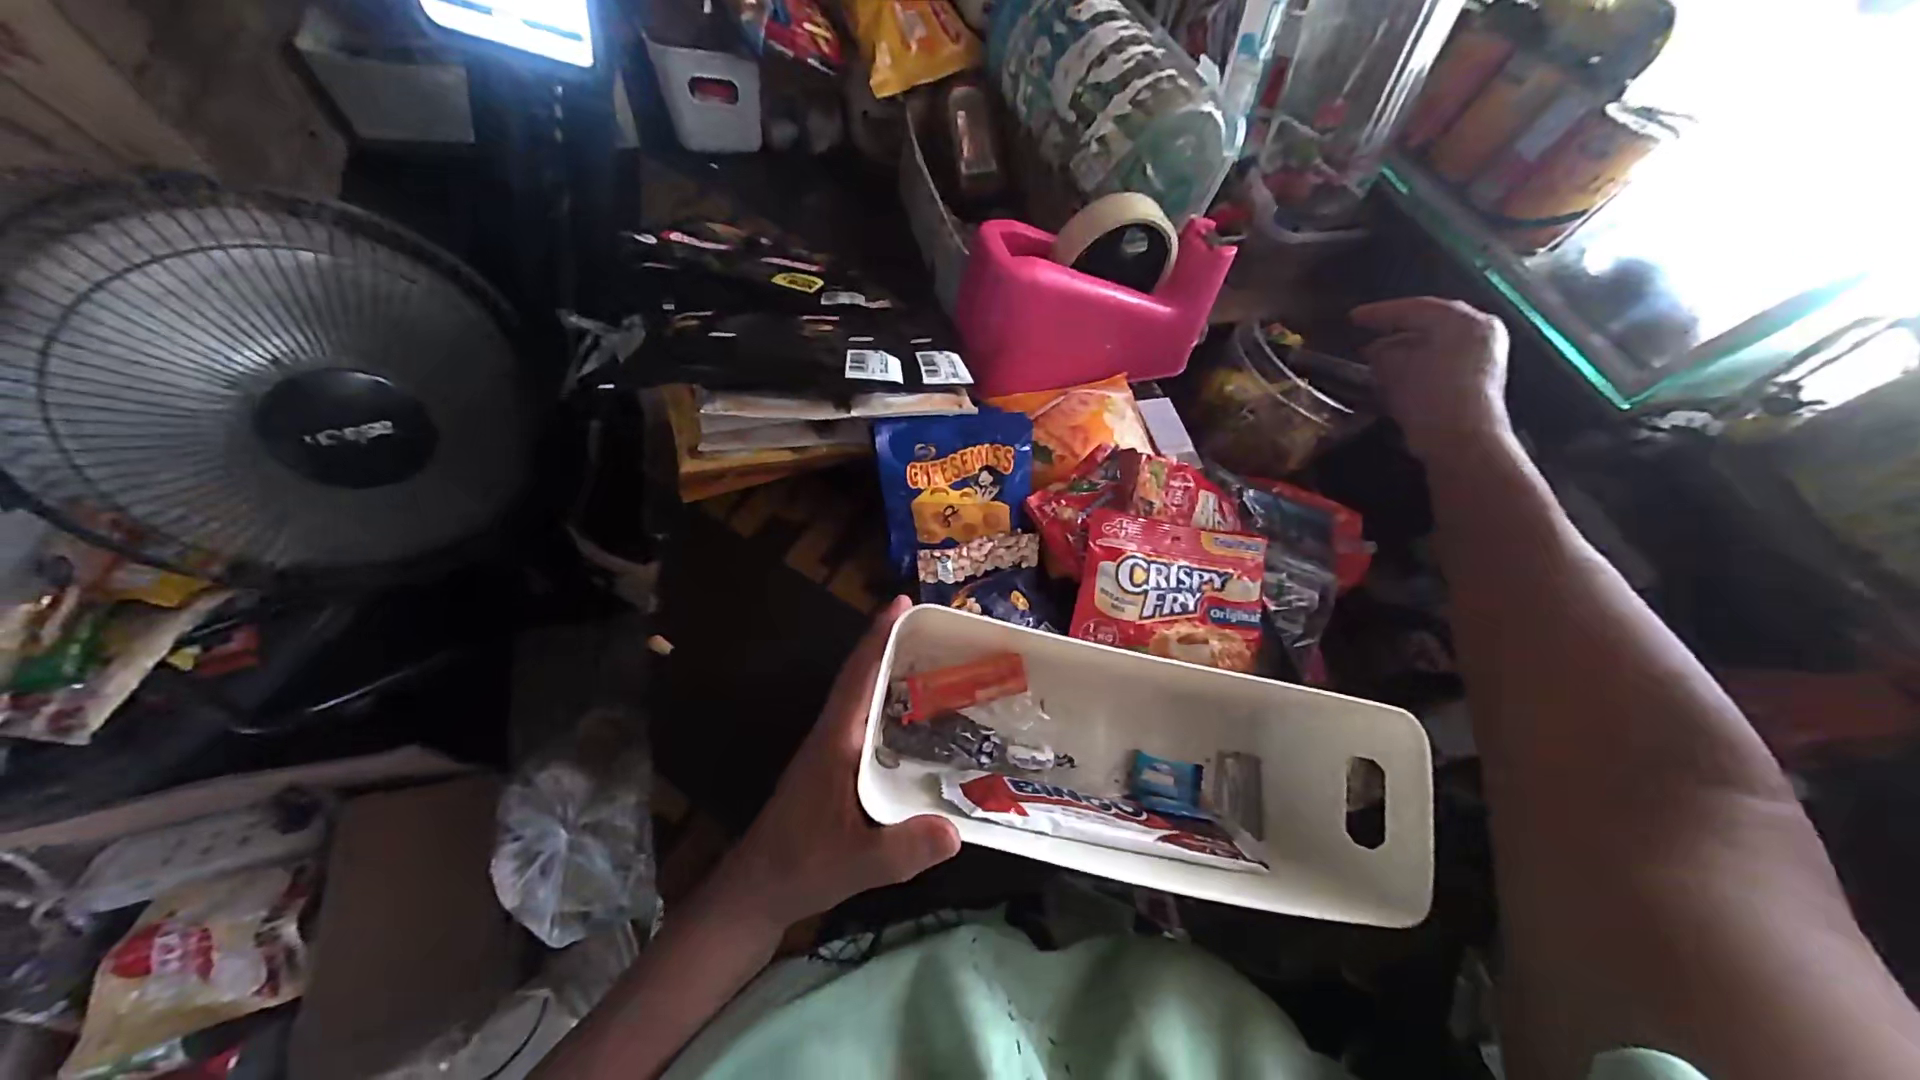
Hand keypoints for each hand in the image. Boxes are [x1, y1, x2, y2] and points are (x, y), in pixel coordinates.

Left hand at [712, 597, 960, 930]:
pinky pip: (868, 720)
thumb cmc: (801, 867)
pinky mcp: (836, 765)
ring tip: (939, 662)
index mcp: (835, 741)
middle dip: (894, 645)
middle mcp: (833, 735)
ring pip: (864, 696)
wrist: (758, 889)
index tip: (903, 603)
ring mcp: (832, 749)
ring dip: (893, 672)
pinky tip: (920, 718)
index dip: (879, 638)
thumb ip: (902, 849)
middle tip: (940, 630)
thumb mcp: (856, 863)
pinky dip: (891, 704)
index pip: (858, 678)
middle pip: (863, 676)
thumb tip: (956, 830)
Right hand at [1350, 297, 1511, 462]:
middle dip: (1395, 327)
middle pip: (1431, 320)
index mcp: (1464, 321)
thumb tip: (1375, 350)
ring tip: (1376, 354)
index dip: (1379, 313)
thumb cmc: (1429, 397)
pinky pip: (1444, 356)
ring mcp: (1485, 352)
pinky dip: (1419, 358)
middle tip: (1366, 331)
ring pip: (1438, 339)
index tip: (1352, 318)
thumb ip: (1382, 352)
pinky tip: (1397, 370)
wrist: (1462, 440)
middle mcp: (1480, 330)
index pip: (1416, 308)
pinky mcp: (1480, 374)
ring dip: (1406, 345)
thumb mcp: (1395, 370)